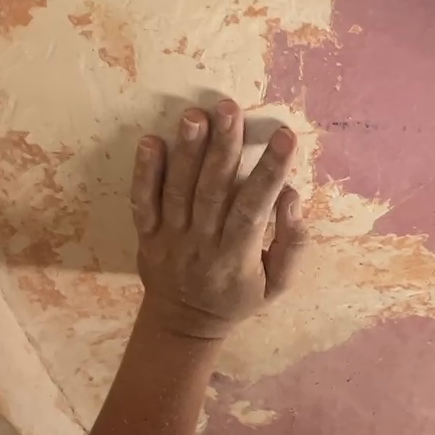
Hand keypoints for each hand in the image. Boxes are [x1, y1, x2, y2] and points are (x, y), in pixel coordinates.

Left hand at [128, 99, 304, 340]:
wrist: (183, 325)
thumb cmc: (237, 299)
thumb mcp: (277, 285)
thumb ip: (291, 244)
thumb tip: (291, 196)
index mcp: (236, 258)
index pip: (254, 208)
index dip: (270, 171)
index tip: (286, 136)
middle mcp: (201, 245)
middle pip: (212, 191)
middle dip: (223, 147)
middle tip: (230, 108)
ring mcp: (169, 239)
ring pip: (177, 191)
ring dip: (186, 151)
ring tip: (195, 115)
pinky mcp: (146, 235)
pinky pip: (142, 202)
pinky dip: (144, 172)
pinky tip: (151, 141)